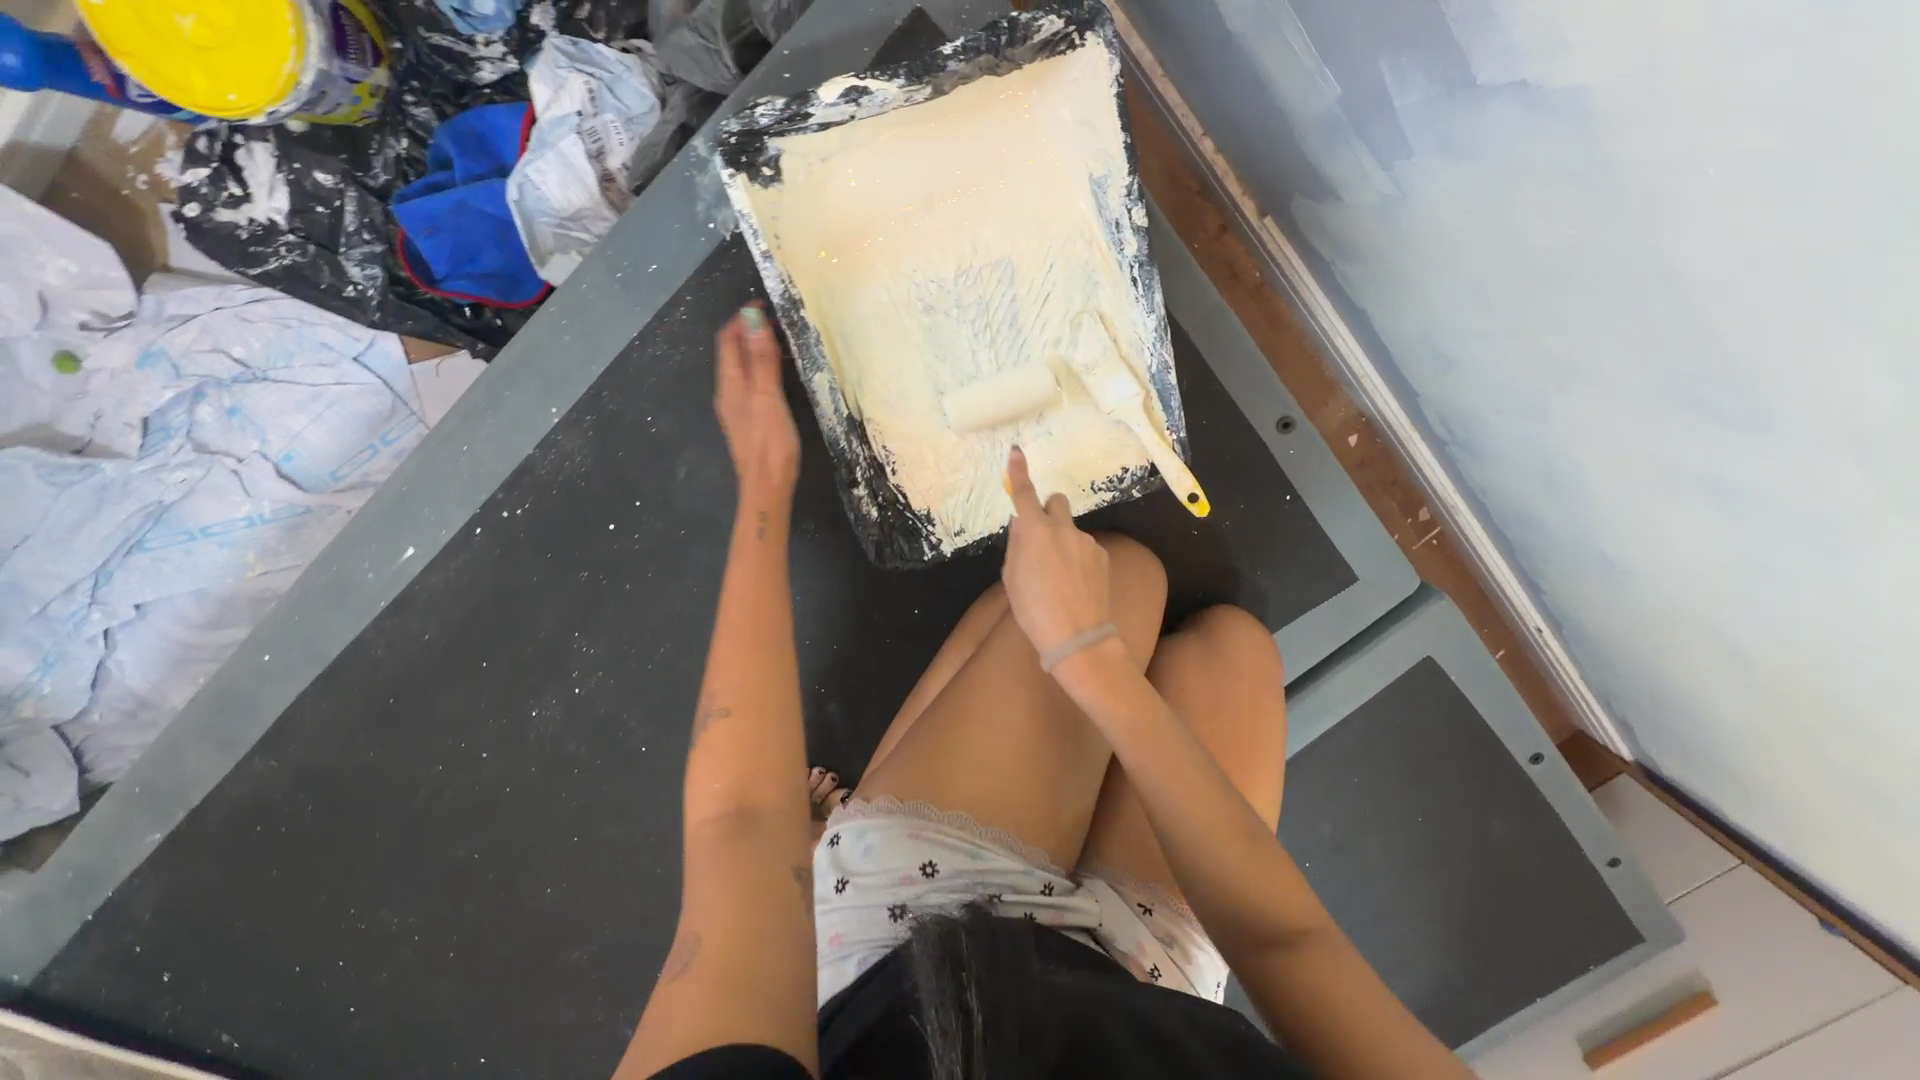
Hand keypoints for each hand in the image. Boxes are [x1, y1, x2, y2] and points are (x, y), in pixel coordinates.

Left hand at [714, 304, 800, 499]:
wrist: (768, 486)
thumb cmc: (769, 442)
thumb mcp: (767, 396)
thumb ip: (761, 359)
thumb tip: (753, 320)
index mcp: (730, 384)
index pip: (728, 340)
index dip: (742, 319)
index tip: (764, 305)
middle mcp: (729, 392)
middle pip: (735, 352)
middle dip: (751, 332)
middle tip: (779, 320)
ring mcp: (739, 407)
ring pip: (745, 368)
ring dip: (759, 350)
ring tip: (784, 341)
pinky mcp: (752, 419)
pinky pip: (754, 383)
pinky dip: (766, 369)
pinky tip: (783, 373)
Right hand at [1001, 447, 1111, 656]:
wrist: (1077, 636)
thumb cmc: (1034, 610)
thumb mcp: (1012, 578)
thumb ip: (1017, 546)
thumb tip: (1022, 524)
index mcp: (1034, 532)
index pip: (1025, 494)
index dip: (1019, 472)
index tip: (1016, 452)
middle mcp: (1062, 528)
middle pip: (1056, 501)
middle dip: (1048, 511)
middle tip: (1041, 537)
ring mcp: (1086, 541)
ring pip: (1071, 529)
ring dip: (1063, 540)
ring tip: (1058, 576)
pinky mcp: (1102, 556)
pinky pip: (1085, 547)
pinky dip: (1078, 557)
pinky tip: (1076, 583)